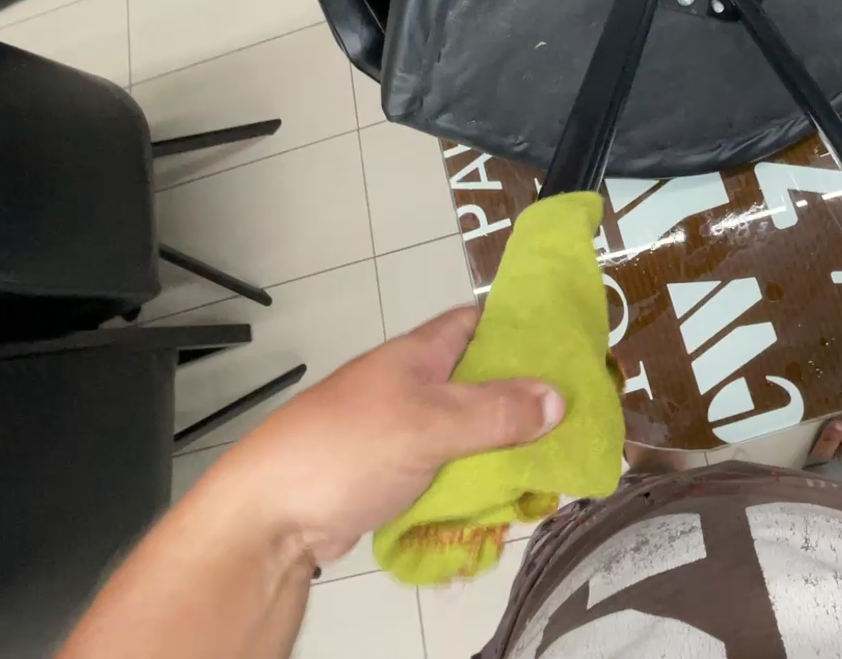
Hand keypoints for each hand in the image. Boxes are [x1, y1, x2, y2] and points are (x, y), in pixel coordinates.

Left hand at [194, 306, 563, 564]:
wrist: (269, 519)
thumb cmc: (348, 447)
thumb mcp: (429, 423)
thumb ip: (495, 412)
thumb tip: (559, 399)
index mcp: (422, 353)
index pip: (479, 321)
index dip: (519, 326)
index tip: (564, 346)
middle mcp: (418, 384)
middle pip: (483, 381)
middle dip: (525, 398)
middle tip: (571, 418)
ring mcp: (407, 430)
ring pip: (471, 429)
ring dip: (506, 445)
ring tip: (553, 463)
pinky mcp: (400, 473)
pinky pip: (453, 467)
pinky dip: (480, 479)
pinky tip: (509, 498)